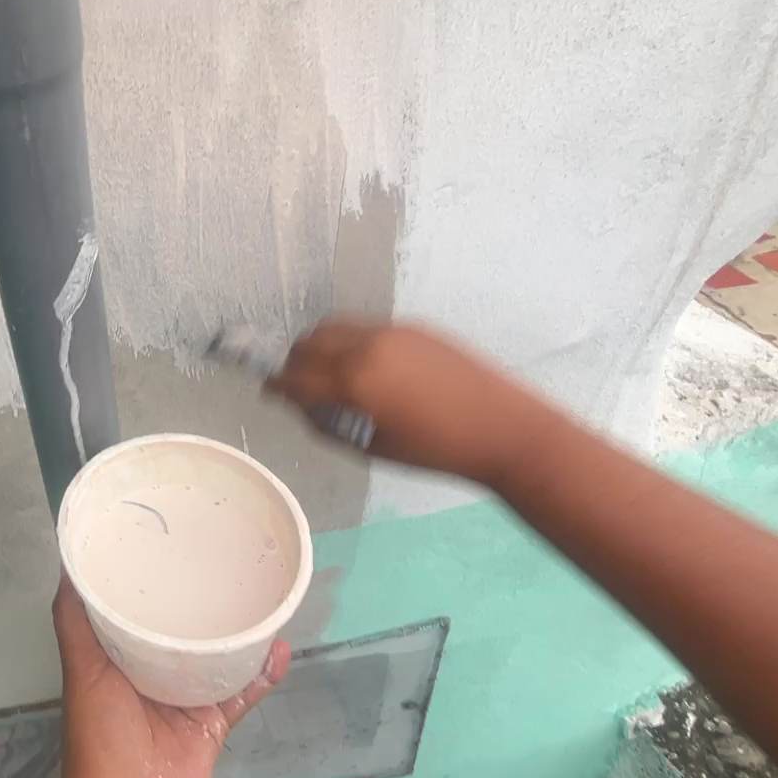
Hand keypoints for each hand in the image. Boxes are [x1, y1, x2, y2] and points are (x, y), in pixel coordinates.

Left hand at [47, 577, 288, 777]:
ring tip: (260, 596)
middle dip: (201, 598)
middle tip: (225, 559)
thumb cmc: (99, 731)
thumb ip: (73, 617)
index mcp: (120, 651)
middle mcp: (154, 668)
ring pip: (218, 654)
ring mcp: (186, 695)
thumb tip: (68, 559)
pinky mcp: (213, 722)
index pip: (137, 603)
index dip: (151, 575)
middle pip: (182, 626)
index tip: (168, 536)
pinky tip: (279, 649)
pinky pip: (242, 691)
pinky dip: (262, 673)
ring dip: (239, 631)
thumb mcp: (80, 664)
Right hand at [263, 320, 568, 487]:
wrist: (508, 431)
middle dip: (296, 363)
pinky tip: (368, 368)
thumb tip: (303, 405)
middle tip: (300, 385)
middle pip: (307, 342)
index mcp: (354, 381)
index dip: (276, 385)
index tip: (269, 391)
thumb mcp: (370, 446)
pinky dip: (350, 343)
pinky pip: (364, 328)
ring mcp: (390, 331)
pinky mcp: (413, 326)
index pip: (295, 376)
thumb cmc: (436, 451)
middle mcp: (365, 346)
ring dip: (321, 348)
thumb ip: (326, 422)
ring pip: (334, 328)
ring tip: (332, 373)